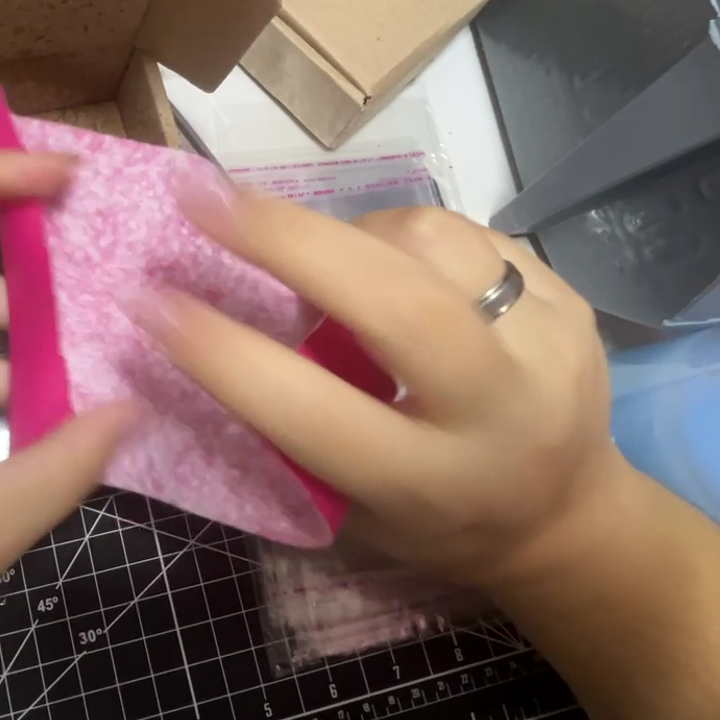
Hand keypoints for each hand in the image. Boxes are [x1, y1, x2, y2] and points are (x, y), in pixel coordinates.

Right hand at [136, 180, 629, 586]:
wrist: (568, 516)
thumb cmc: (432, 523)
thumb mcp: (349, 507)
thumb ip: (288, 428)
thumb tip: (213, 323)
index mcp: (427, 482)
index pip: (306, 408)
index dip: (218, 350)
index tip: (148, 298)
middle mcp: (501, 410)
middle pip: (390, 300)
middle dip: (282, 237)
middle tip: (203, 195)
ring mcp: (550, 342)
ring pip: (426, 239)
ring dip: (348, 235)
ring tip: (322, 257)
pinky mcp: (571, 296)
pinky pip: (460, 231)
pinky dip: (400, 237)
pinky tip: (389, 265)